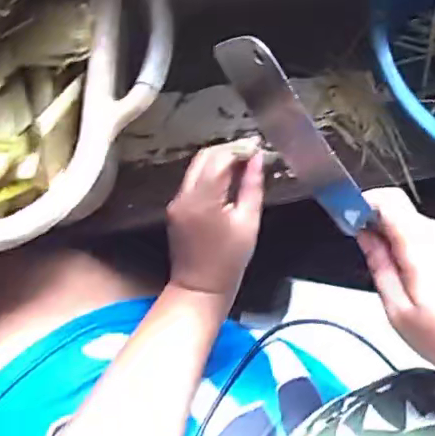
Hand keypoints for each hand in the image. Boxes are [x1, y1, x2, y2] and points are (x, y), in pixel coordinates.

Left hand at [165, 144, 264, 300]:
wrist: (200, 288)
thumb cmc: (229, 259)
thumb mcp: (249, 221)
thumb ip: (252, 185)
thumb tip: (257, 159)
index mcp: (204, 199)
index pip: (221, 158)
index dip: (241, 148)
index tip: (258, 147)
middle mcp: (185, 196)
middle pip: (205, 156)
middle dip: (229, 149)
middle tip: (252, 151)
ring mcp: (177, 201)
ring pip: (198, 165)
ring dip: (220, 158)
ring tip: (244, 161)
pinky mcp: (176, 207)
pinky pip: (194, 179)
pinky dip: (211, 172)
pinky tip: (229, 176)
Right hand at [357, 188, 434, 377]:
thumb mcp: (398, 310)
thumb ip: (379, 265)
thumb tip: (365, 237)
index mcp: (420, 243)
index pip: (388, 199)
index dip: (365, 205)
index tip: (353, 222)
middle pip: (400, 212)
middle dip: (381, 230)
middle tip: (375, 263)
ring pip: (415, 225)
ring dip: (400, 243)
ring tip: (403, 284)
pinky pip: (432, 237)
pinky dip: (418, 251)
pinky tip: (424, 284)